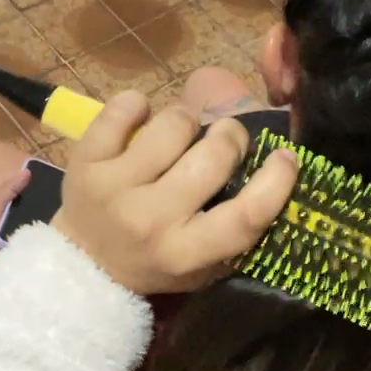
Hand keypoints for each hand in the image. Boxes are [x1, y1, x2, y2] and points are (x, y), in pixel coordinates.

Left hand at [53, 91, 297, 293]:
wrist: (85, 266)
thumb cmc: (156, 263)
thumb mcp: (203, 266)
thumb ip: (236, 228)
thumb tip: (277, 168)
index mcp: (186, 253)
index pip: (245, 216)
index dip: (276, 181)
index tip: (286, 156)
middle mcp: (151, 219)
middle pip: (213, 157)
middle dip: (230, 137)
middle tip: (225, 140)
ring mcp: (115, 188)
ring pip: (174, 124)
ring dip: (187, 121)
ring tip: (181, 135)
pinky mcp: (86, 162)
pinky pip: (123, 109)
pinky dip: (139, 105)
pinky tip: (142, 119)